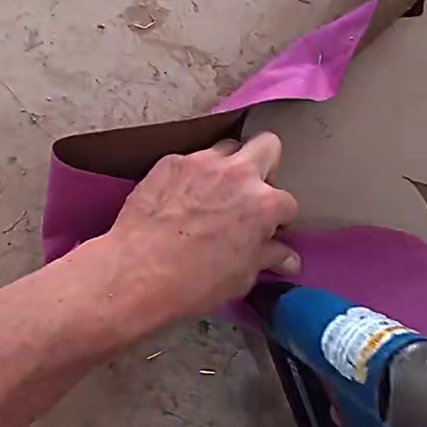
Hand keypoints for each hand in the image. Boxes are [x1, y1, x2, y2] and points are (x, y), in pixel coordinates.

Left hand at [102, 132, 299, 319]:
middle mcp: (239, 174)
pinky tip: (178, 200)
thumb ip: (268, 257)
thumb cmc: (195, 282)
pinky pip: (190, 161)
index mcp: (264, 203)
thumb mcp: (242, 276)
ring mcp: (203, 163)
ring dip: (227, 167)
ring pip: (227, 148)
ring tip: (212, 193)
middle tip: (250, 191)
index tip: (268, 229)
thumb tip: (289, 259)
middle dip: (265, 165)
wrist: (137, 273)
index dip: (279, 218)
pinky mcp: (171, 162)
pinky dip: (191, 176)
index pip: (287, 202)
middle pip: (268, 145)